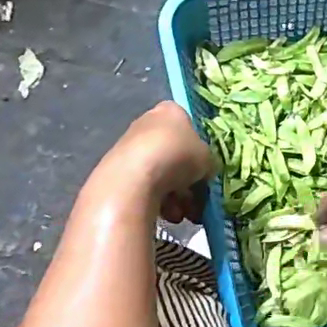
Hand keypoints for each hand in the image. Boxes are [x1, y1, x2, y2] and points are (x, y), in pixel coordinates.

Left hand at [94, 102, 216, 205]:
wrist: (133, 179)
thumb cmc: (177, 157)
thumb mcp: (209, 159)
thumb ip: (208, 163)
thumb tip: (203, 172)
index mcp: (170, 111)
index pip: (189, 126)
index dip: (199, 150)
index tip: (204, 170)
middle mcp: (147, 123)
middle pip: (175, 155)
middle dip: (187, 182)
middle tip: (196, 201)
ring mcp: (129, 147)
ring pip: (161, 175)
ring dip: (175, 197)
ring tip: (181, 213)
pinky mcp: (117, 170)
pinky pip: (144, 187)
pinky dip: (156, 201)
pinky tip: (164, 214)